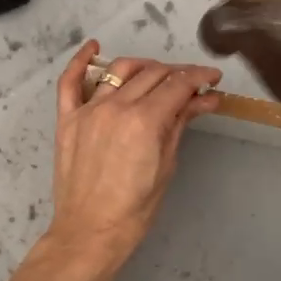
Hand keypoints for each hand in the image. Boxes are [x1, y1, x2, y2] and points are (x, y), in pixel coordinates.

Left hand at [0, 41, 220, 280]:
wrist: (90, 232)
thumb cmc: (134, 210)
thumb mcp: (166, 165)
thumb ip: (180, 124)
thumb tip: (204, 100)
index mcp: (144, 121)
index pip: (177, 85)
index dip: (199, 78)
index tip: (213, 79)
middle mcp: (115, 107)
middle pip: (152, 74)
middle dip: (177, 73)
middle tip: (193, 83)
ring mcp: (88, 110)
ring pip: (119, 71)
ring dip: (143, 66)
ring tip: (159, 73)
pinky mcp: (67, 119)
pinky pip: (70, 82)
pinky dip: (80, 61)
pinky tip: (94, 47)